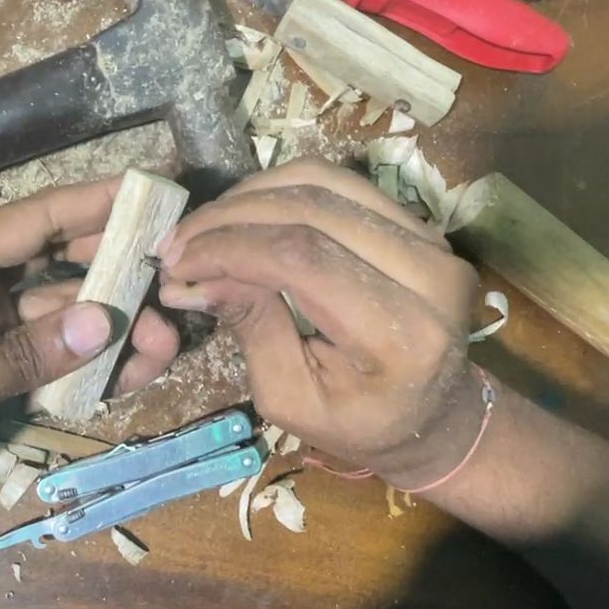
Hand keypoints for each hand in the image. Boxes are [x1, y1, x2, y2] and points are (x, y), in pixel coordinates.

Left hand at [0, 179, 180, 521]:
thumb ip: (23, 355)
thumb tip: (100, 322)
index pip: (31, 223)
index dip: (93, 205)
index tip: (152, 195)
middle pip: (59, 270)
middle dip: (117, 279)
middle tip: (173, 288)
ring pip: (65, 324)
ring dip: (112, 335)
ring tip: (164, 347)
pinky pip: (54, 367)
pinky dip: (90, 373)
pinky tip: (131, 378)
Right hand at [157, 158, 484, 488]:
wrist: (433, 418)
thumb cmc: (357, 425)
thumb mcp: (291, 399)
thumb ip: (252, 330)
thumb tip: (195, 276)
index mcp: (400, 336)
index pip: (302, 258)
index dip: (230, 248)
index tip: (176, 262)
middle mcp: (428, 274)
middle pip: (313, 209)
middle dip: (229, 217)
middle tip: (176, 242)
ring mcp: (431, 242)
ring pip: (325, 182)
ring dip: (250, 197)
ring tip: (202, 228)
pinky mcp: (419, 226)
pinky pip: (341, 186)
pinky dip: (280, 191)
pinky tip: (241, 216)